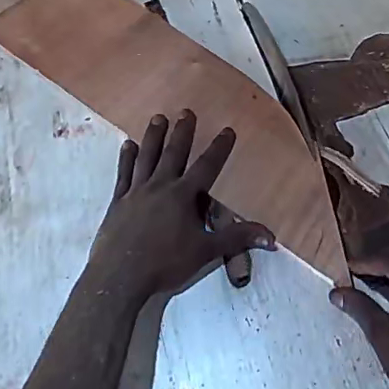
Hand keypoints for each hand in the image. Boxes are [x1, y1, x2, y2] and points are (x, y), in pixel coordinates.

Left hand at [84, 111, 273, 300]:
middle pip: (173, 154)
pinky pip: (124, 174)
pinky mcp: (117, 202)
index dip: (219, 148)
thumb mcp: (206, 251)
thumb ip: (237, 239)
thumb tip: (270, 237)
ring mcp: (135, 192)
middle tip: (186, 111)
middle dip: (182, 132)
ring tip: (158, 118)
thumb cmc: (165, 264)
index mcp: (182, 196)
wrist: (120, 277)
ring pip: (146, 157)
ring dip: (154, 137)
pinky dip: (127, 158)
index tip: (227, 130)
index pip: (206, 167)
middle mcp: (159, 187)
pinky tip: (128, 145)